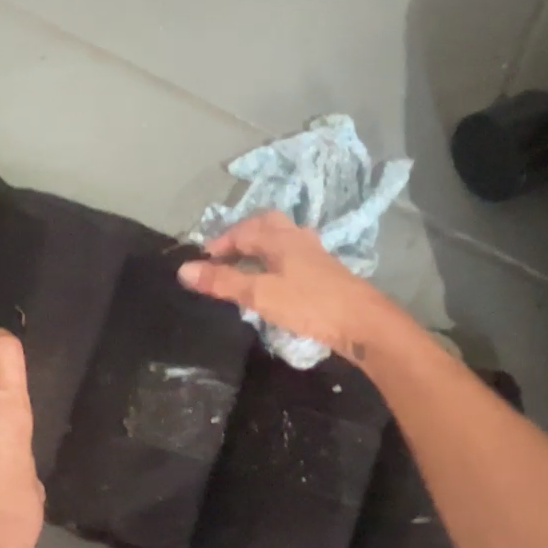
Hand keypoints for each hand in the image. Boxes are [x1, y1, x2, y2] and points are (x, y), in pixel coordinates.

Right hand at [178, 210, 396, 354]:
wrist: (363, 323)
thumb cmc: (309, 303)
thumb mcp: (259, 294)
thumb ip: (222, 282)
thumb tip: (184, 269)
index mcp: (279, 237)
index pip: (240, 231)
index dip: (217, 245)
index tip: (200, 263)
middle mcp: (296, 237)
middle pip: (263, 225)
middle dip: (240, 236)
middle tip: (222, 257)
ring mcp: (313, 252)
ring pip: (278, 239)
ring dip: (257, 248)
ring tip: (241, 268)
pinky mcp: (322, 270)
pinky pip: (289, 254)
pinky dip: (272, 260)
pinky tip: (270, 279)